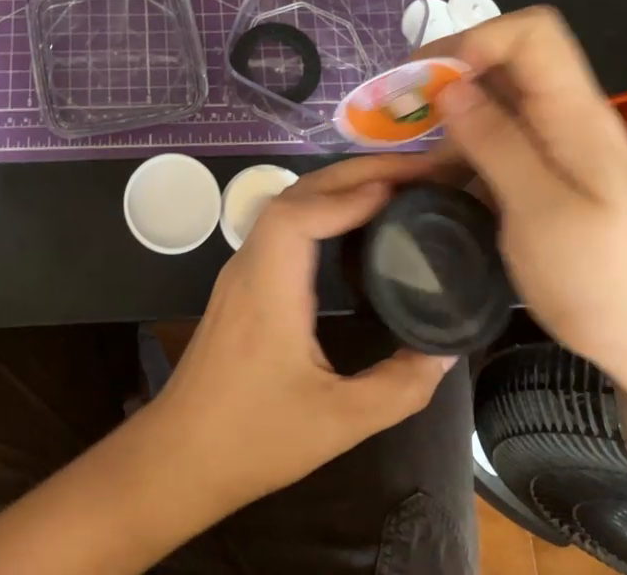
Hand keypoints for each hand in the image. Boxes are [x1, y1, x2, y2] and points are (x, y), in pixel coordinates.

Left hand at [151, 155, 459, 506]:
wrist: (182, 455)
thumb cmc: (255, 439)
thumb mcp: (341, 422)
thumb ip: (400, 386)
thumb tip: (445, 351)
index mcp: (269, 289)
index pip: (300, 213)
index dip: (351, 193)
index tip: (406, 188)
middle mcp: (250, 266)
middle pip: (296, 196)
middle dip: (356, 173)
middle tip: (419, 170)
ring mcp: (241, 272)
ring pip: (287, 206)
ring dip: (340, 187)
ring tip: (397, 185)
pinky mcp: (243, 284)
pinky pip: (283, 227)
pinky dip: (324, 210)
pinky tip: (357, 224)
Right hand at [424, 7, 626, 383]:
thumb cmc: (605, 283)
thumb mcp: (542, 212)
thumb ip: (496, 142)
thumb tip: (449, 85)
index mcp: (577, 116)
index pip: (532, 33)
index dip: (477, 39)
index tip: (426, 80)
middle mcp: (568, 121)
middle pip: (507, 62)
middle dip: (448, 75)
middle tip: (397, 111)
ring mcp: (559, 151)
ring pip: (496, 104)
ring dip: (448, 116)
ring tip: (400, 147)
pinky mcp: (549, 180)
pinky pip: (497, 144)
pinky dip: (460, 149)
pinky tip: (429, 177)